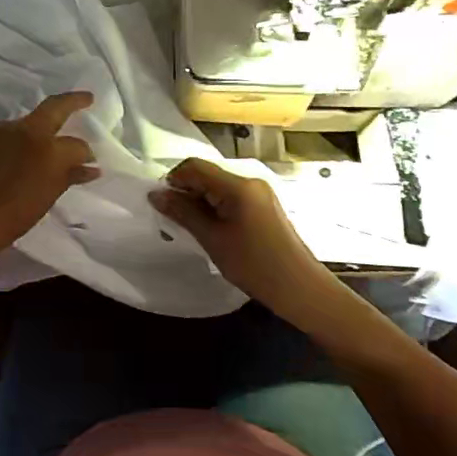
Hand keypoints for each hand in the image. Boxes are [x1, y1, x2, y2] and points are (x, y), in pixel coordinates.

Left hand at [0, 92, 99, 267]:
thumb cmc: (6, 220)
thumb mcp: (43, 200)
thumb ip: (67, 177)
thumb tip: (89, 167)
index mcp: (47, 150)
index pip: (76, 145)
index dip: (84, 154)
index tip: (87, 162)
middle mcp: (24, 130)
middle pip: (53, 107)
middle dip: (73, 101)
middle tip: (86, 99)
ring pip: (22, 126)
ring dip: (31, 136)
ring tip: (29, 157)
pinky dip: (6, 144)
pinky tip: (1, 164)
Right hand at [149, 158, 331, 311]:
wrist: (300, 289)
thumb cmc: (254, 264)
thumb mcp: (212, 239)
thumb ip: (183, 213)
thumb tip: (156, 194)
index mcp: (237, 185)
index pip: (194, 166)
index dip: (173, 180)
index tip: (161, 203)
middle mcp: (250, 181)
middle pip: (207, 174)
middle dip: (185, 192)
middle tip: (171, 219)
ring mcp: (260, 194)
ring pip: (218, 187)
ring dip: (199, 202)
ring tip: (189, 227)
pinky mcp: (264, 206)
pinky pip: (231, 198)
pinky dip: (215, 208)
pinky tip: (210, 230)